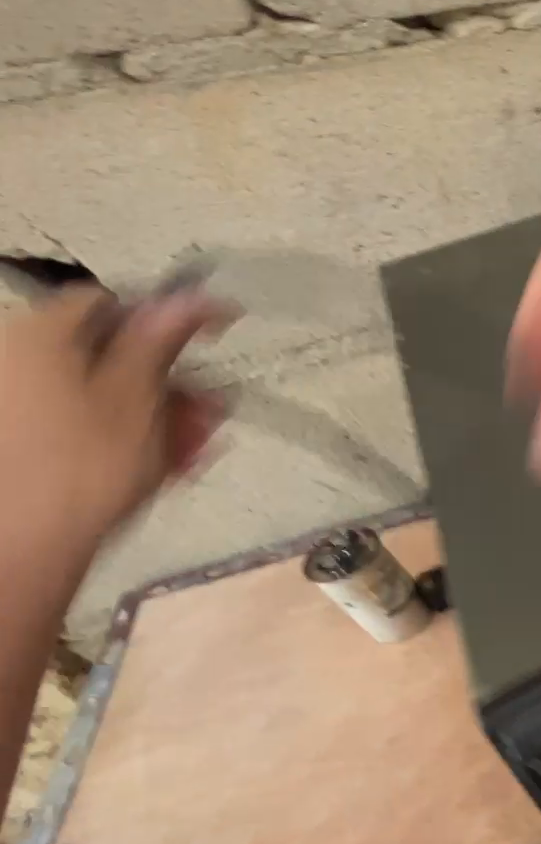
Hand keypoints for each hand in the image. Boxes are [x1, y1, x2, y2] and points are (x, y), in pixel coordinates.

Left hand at [0, 288, 230, 557]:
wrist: (21, 547)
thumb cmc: (85, 466)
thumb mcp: (139, 395)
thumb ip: (160, 339)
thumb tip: (190, 296)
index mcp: (34, 337)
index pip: (109, 301)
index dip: (167, 315)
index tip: (216, 335)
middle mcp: (10, 361)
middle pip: (106, 352)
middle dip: (169, 380)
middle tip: (208, 412)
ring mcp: (9, 404)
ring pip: (98, 390)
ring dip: (157, 412)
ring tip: (189, 447)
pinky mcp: (15, 440)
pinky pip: (75, 420)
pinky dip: (122, 432)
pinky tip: (156, 460)